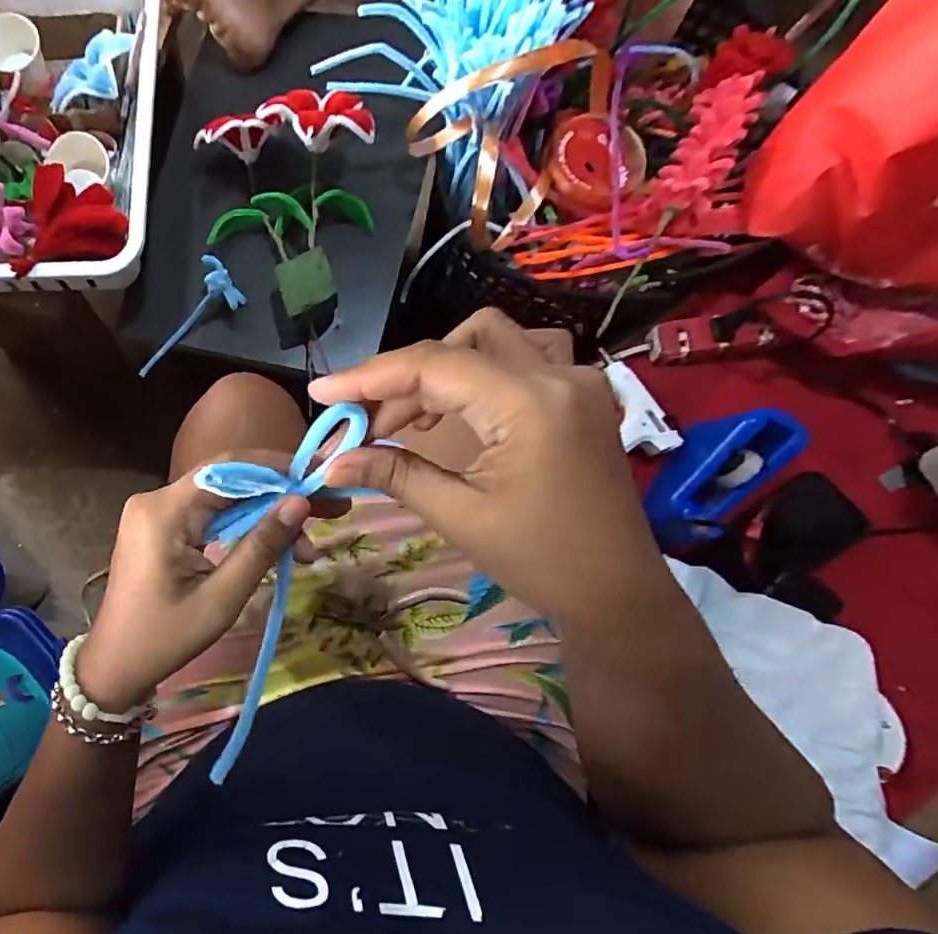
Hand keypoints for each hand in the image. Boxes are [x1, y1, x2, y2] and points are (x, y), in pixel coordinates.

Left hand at [77, 460, 322, 711]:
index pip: (229, 468)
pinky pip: (209, 514)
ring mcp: (155, 512)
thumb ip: (261, 546)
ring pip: (223, 498)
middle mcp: (156, 500)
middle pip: (229, 480)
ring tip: (305, 549)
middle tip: (327, 514)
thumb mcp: (221, 598)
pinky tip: (273, 546)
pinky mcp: (160, 526)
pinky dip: (242, 527)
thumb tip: (300, 502)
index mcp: (164, 512)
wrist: (116, 664)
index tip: (320, 483)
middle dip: (279, 496)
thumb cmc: (166, 638)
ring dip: (265, 516)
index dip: (278, 469)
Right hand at [312, 308, 661, 628]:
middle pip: (461, 342)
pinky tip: (457, 412)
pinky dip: (478, 375)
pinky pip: (521, 360)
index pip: (433, 366)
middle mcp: (558, 376)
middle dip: (404, 378)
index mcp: (529, 404)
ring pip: (494, 340)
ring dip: (444, 368)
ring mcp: (577, 381)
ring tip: (410, 420)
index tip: (322, 392)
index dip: (369, 377)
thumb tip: (331, 462)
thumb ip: (395, 475)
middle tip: (366, 426)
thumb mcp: (460, 516)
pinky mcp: (581, 397)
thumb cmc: (540, 561)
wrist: (615, 589)